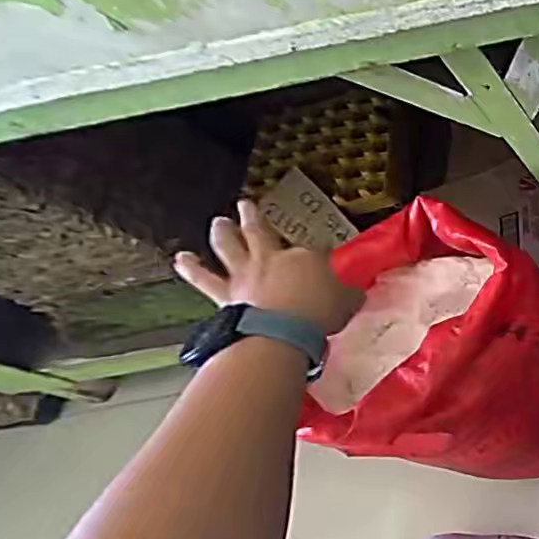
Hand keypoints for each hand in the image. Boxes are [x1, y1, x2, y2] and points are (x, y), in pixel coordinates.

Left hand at [173, 200, 362, 334]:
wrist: (282, 333)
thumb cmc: (319, 315)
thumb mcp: (348, 303)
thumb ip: (349, 295)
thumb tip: (356, 294)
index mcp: (307, 258)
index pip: (316, 248)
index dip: (321, 249)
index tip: (325, 251)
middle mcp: (272, 258)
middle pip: (261, 232)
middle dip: (254, 217)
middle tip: (246, 204)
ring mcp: (246, 274)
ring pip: (229, 246)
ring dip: (222, 232)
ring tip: (219, 221)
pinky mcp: (225, 293)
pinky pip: (205, 278)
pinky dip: (192, 267)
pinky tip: (182, 258)